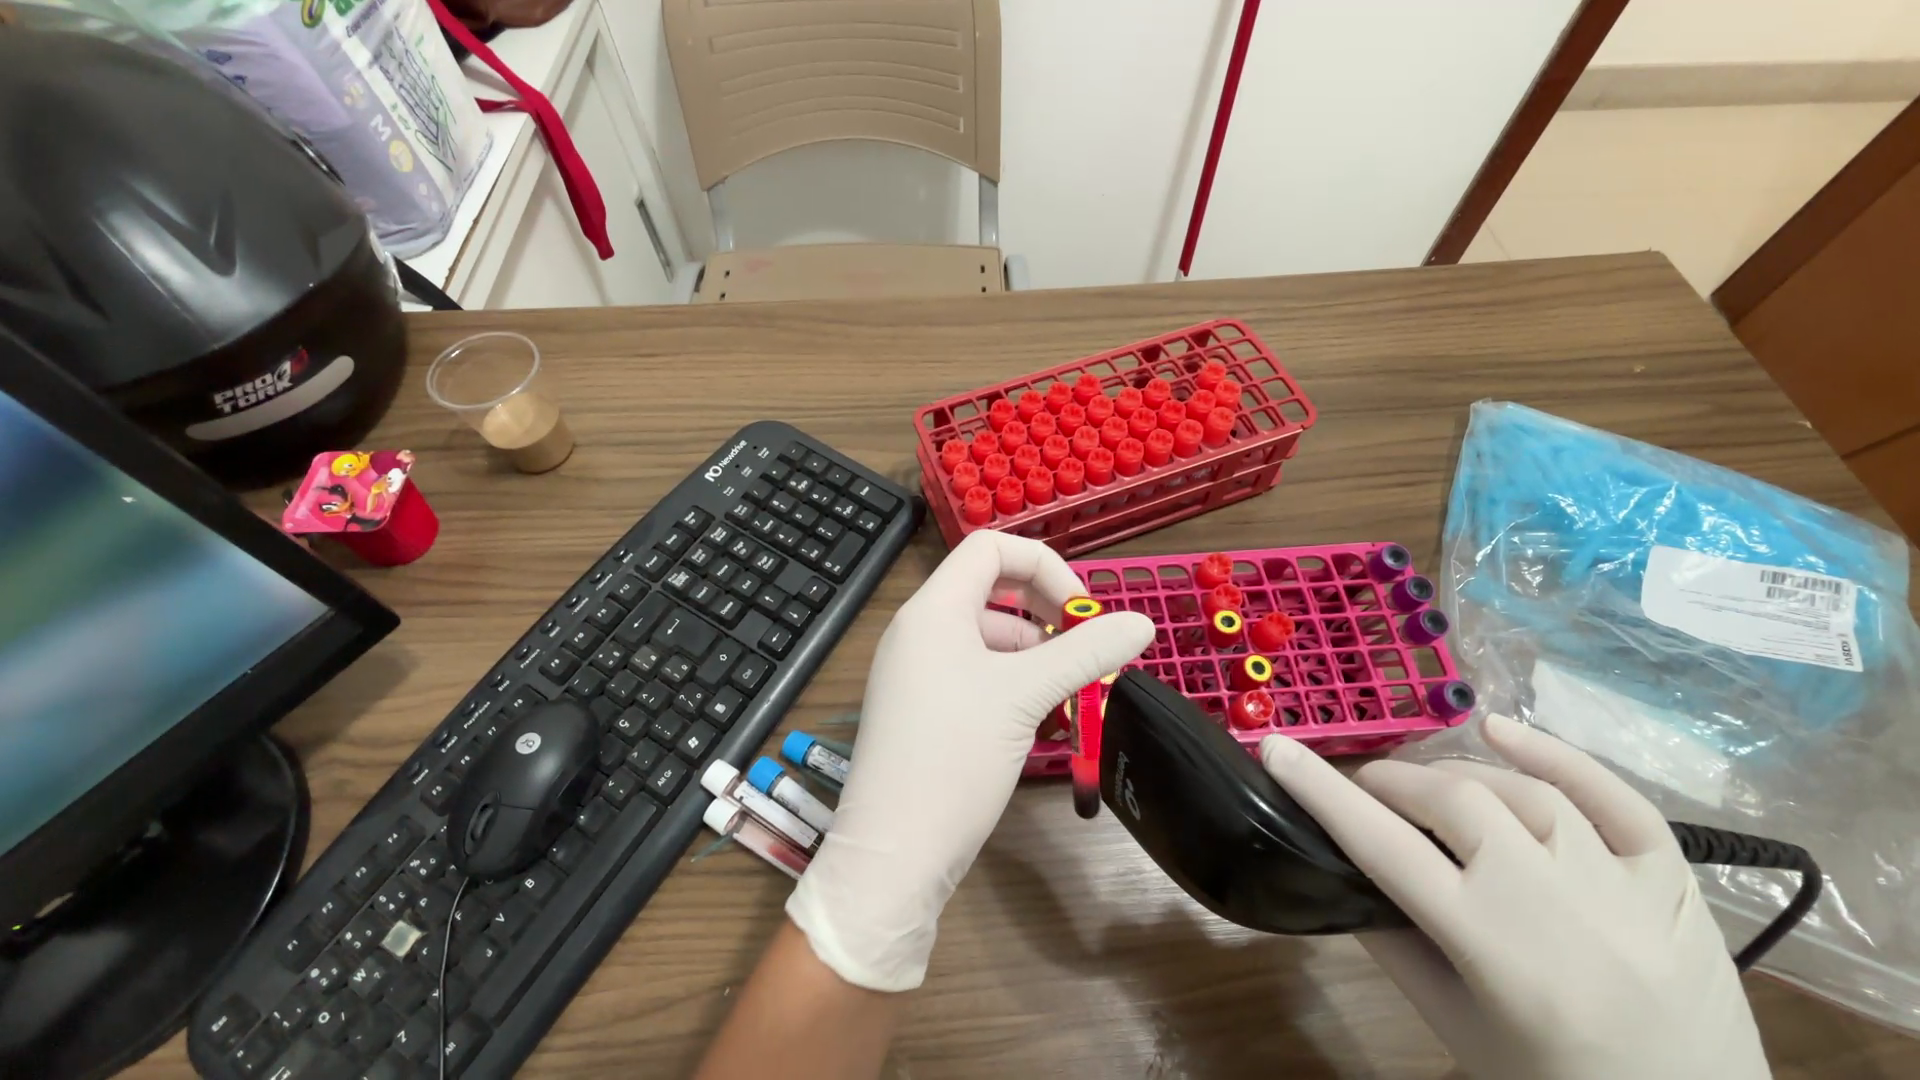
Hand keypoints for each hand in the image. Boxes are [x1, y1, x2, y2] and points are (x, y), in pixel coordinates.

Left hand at [786, 530, 1153, 991]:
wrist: (893, 853)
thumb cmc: (955, 757)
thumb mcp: (1026, 696)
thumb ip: (1086, 651)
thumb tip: (1142, 623)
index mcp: (933, 609)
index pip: (991, 547)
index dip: (1044, 566)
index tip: (1081, 615)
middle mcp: (920, 631)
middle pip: (992, 592)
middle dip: (1046, 617)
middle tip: (1083, 657)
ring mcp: (917, 672)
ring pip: (988, 640)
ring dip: (1036, 660)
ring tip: (1067, 701)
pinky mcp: (922, 710)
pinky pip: (975, 676)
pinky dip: (1013, 688)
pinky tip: (1039, 724)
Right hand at [1259, 714, 1768, 1079]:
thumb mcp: (1454, 1026)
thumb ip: (1393, 944)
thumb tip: (1346, 874)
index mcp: (1489, 942)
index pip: (1382, 844)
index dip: (1320, 790)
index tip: (1276, 748)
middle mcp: (1552, 897)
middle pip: (1450, 799)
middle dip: (1391, 783)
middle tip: (1368, 795)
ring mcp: (1621, 882)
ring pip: (1519, 790)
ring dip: (1457, 777)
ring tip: (1429, 791)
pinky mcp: (1673, 879)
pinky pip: (1614, 797)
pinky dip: (1555, 754)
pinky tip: (1503, 731)